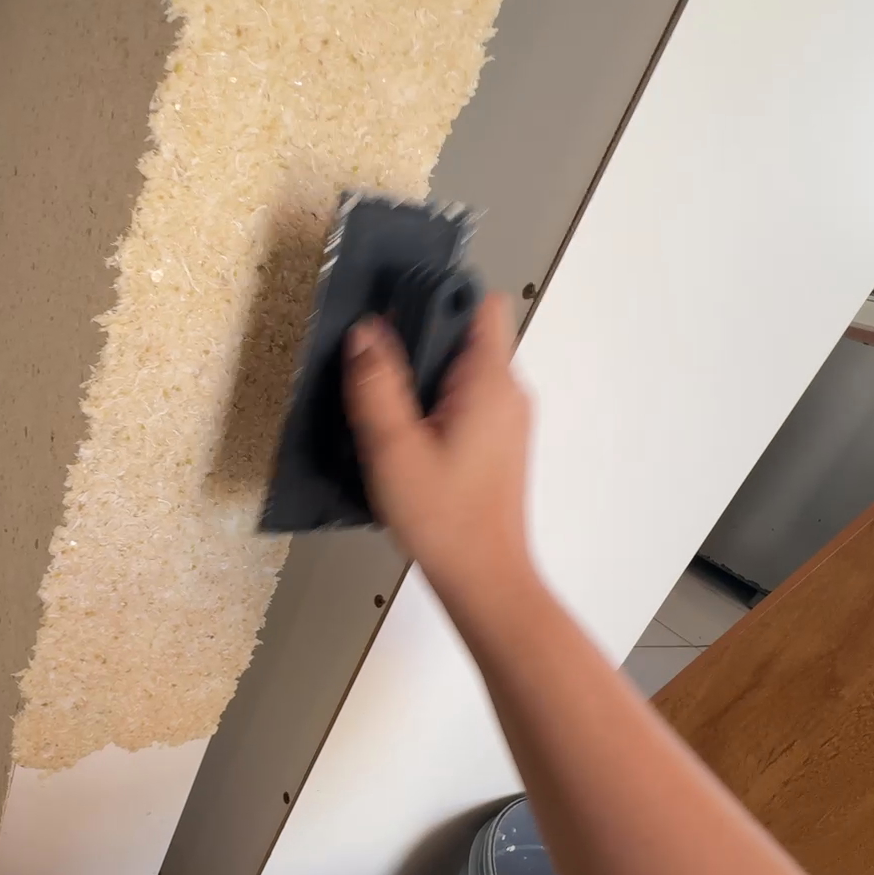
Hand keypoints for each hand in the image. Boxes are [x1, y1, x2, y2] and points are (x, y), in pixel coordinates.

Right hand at [344, 293, 534, 605]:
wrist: (482, 576)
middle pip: (465, 336)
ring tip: (387, 416)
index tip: (395, 316)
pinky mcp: (498, 442)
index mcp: (489, 382)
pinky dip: (435, 406)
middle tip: (376, 377)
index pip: (479, 304)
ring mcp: (507, 419)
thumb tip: (364, 330)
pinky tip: (406, 441)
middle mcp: (508, 392)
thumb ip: (376, 384)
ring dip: (423, 380)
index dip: (437, 298)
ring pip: (462, 371)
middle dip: (419, 344)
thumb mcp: (393, 447)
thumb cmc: (443, 518)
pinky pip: (465, 401)